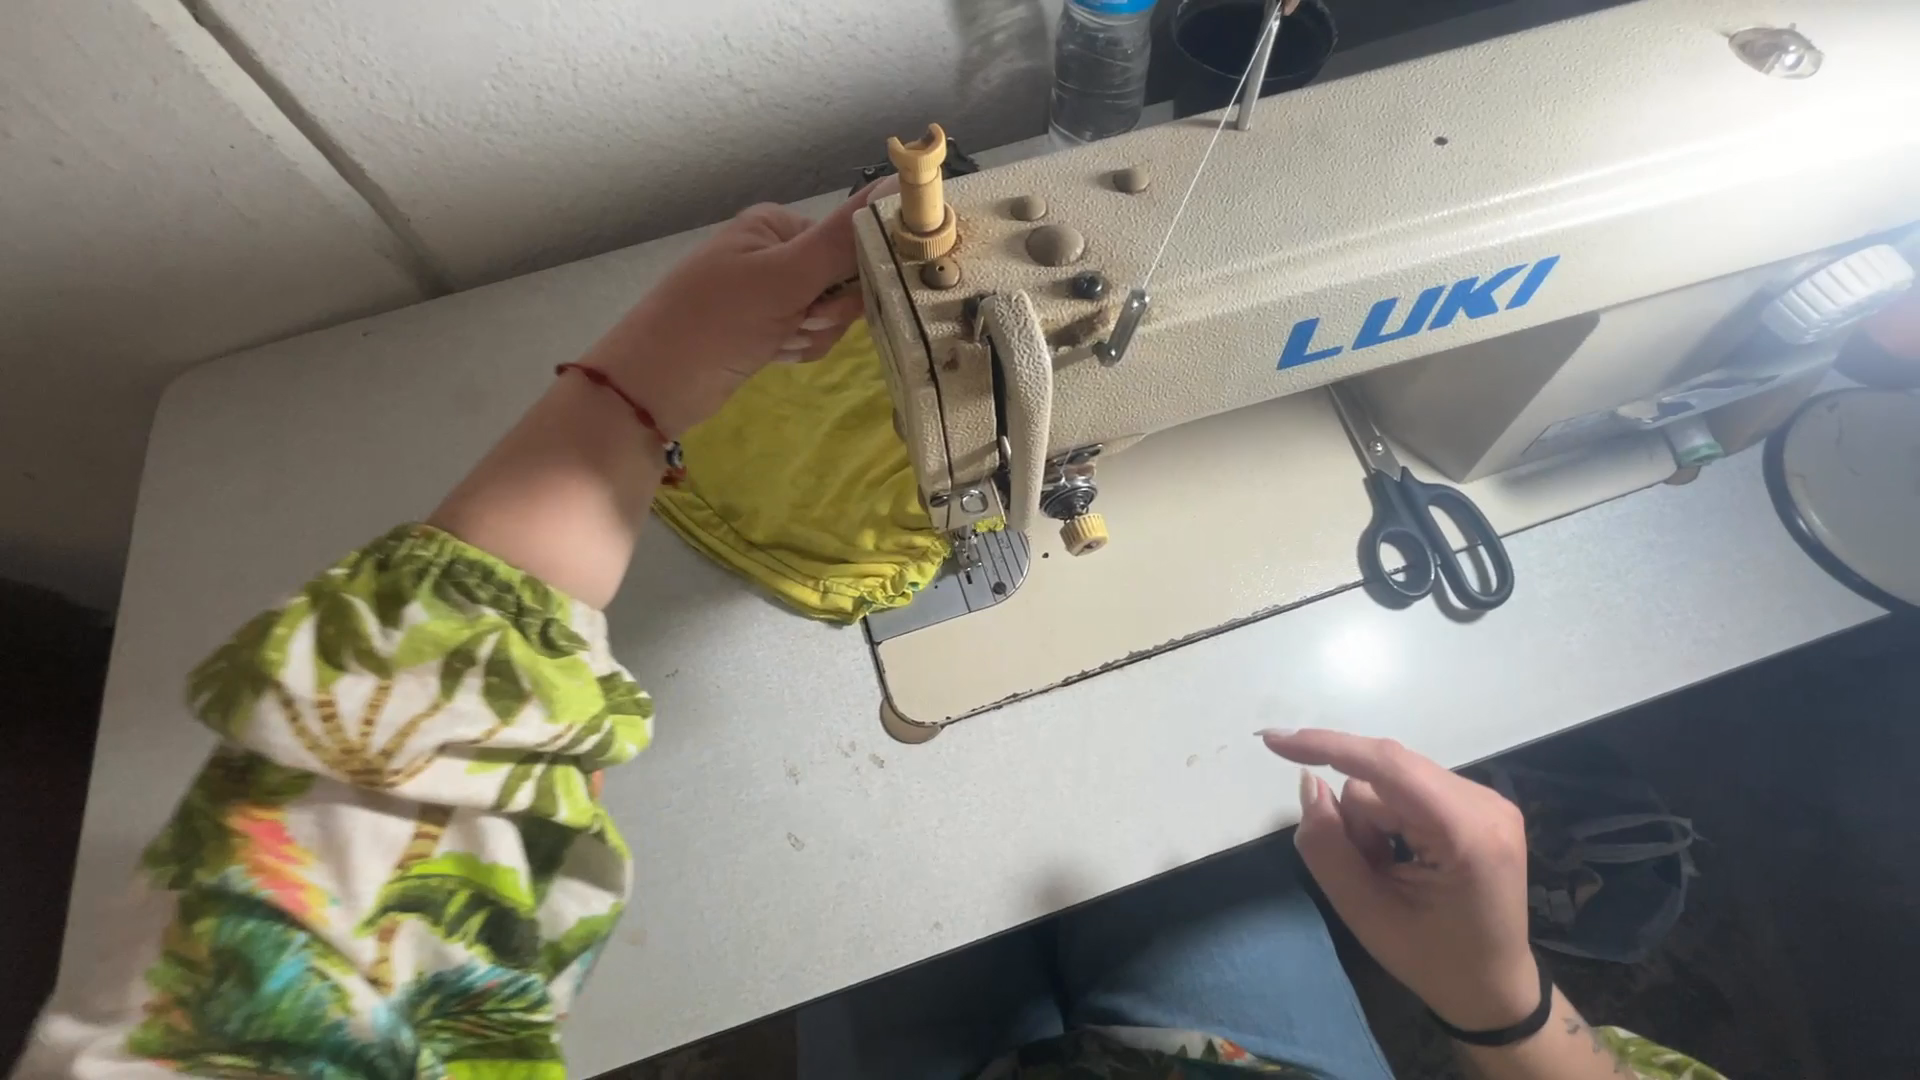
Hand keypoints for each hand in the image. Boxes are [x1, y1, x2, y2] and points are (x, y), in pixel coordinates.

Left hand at [579, 181, 885, 435]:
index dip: (850, 280)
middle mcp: (778, 255)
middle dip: (826, 315)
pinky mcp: (769, 329)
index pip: (849, 245)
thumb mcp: (784, 277)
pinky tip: (771, 355)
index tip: (824, 301)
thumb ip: (843, 239)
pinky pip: (811, 338)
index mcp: (779, 227)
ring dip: (811, 337)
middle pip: (844, 286)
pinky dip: (798, 351)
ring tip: (774, 342)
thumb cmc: (716, 321)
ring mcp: (773, 295)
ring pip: (831, 318)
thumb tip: (901, 185)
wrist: (657, 385)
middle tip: (794, 323)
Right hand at [1262, 729, 1538, 1032]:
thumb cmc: (1431, 958)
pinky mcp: (1475, 801)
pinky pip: (1402, 784)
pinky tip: (1399, 854)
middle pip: (1381, 771)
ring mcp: (1484, 799)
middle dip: (1354, 812)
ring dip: (1367, 817)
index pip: (1387, 766)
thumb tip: (1309, 782)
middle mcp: (1484, 803)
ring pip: (1386, 777)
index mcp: (1468, 833)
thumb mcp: (1363, 911)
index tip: (1273, 741)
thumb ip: (1326, 845)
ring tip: (1383, 867)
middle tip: (1362, 864)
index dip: (1327, 746)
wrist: (1493, 989)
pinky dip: (1383, 815)